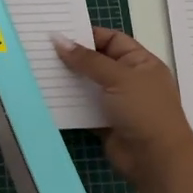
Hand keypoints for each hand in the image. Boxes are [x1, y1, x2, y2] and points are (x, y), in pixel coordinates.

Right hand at [53, 27, 192, 187]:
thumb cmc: (144, 111)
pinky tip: (44, 95)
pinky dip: (66, 102)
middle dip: (71, 57)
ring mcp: (115, 101)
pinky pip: (80, 106)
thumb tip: (58, 40)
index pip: (111, 40)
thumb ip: (87, 59)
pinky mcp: (102, 120)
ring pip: (85, 84)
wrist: (155, 159)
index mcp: (140, 63)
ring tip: (37, 70)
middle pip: (95, 61)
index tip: (57, 33)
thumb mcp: (118, 78)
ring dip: (65, 80)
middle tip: (40, 50)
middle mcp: (128, 79)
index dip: (86, 35)